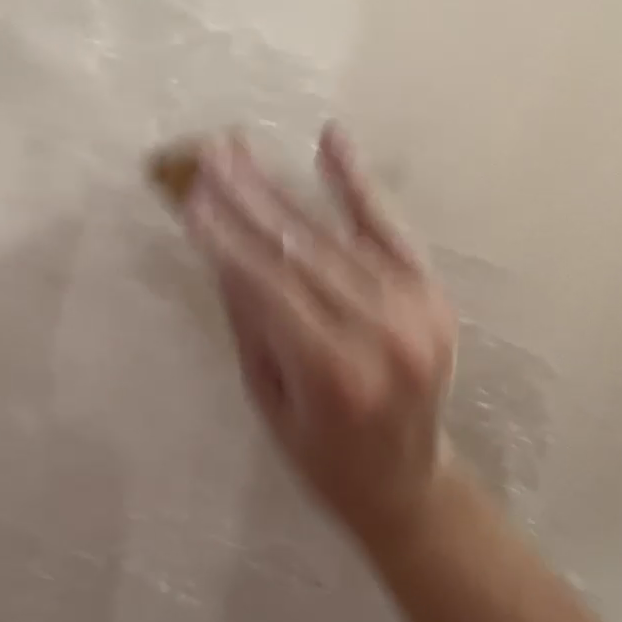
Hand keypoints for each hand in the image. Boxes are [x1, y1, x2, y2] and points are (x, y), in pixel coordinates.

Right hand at [182, 123, 458, 553]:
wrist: (404, 481)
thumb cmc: (319, 454)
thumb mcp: (266, 395)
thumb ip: (250, 318)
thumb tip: (220, 246)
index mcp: (333, 370)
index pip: (266, 283)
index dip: (225, 236)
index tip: (189, 195)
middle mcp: (380, 331)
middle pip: (299, 249)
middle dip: (246, 197)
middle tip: (208, 154)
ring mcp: (415, 307)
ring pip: (335, 234)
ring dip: (282, 187)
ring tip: (240, 150)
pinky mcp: (432, 292)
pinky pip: (390, 229)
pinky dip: (358, 185)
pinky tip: (330, 141)